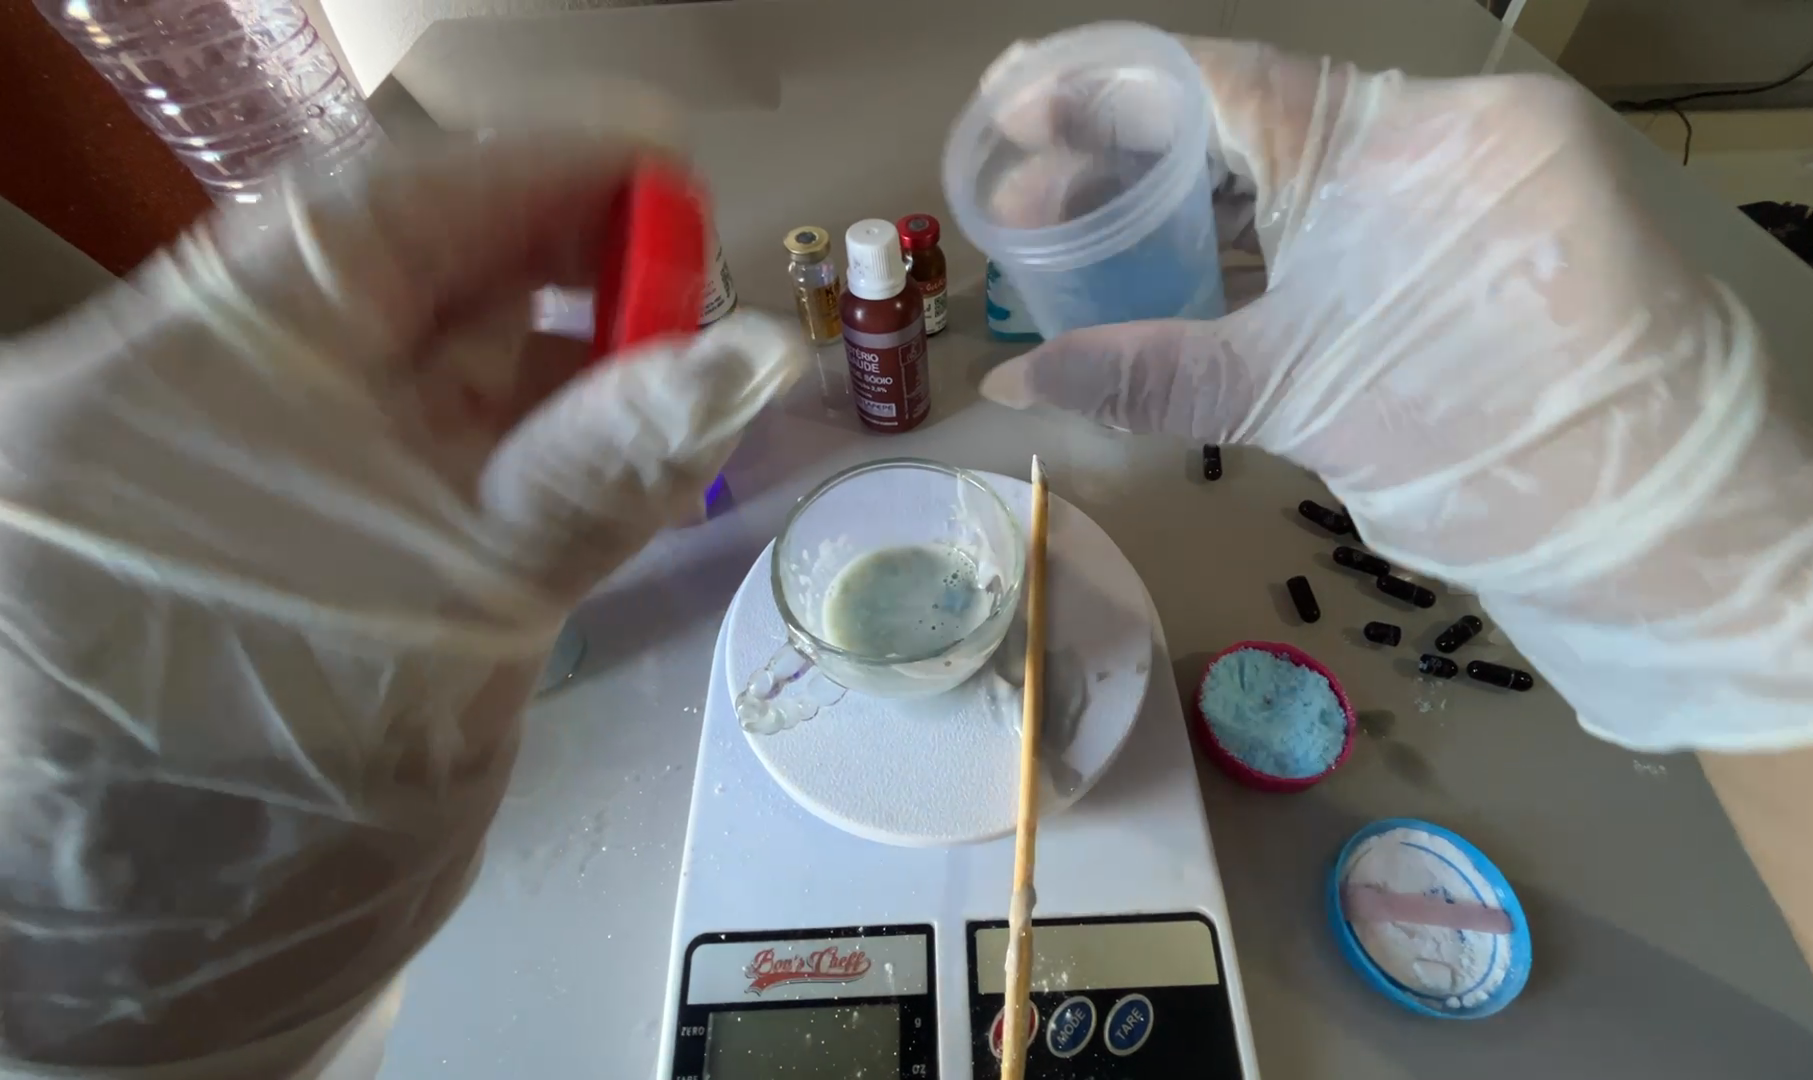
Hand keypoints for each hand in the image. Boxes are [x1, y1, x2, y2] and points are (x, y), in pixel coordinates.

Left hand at [0, 136, 801, 1067]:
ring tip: (696, 340)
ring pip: (480, 365)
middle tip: (698, 257)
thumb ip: (606, 474)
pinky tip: (657, 431)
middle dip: (576, 255)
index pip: (380, 213)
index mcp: (197, 384)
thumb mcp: (459, 611)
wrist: (207, 962)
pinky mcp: (387, 533)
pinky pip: (503, 451)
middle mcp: (245, 402)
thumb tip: (754, 360)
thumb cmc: (280, 796)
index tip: (666, 155)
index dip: (535, 169)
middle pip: (434, 275)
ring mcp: (321, 470)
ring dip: (596, 352)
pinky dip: (588, 437)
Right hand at [980, 37, 1812, 752]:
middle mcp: (1422, 139)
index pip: (1221, 89)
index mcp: (1401, 140)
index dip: (1103, 95)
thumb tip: (1010, 385)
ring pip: (1270, 183)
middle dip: (1118, 164)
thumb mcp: (1291, 400)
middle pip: (1237, 129)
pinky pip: (1307, 230)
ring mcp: (1432, 193)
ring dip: (1169, 215)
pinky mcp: (1433, 248)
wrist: (1630, 528)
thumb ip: (1144, 380)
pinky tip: (1160, 272)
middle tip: (1021, 199)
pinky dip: (1230, 254)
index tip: (1013, 108)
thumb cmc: (1479, 449)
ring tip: (1069, 239)